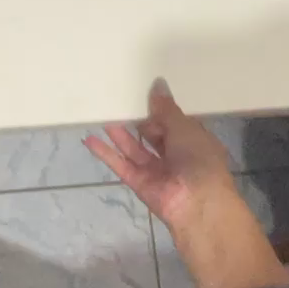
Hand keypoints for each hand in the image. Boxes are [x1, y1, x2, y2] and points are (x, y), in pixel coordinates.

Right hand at [85, 78, 235, 232]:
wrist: (197, 203)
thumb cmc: (199, 160)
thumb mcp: (184, 128)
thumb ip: (166, 109)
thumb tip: (157, 84)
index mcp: (193, 141)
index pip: (173, 122)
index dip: (159, 109)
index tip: (142, 92)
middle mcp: (174, 155)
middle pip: (152, 135)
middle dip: (137, 120)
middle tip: (118, 100)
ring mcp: (155, 170)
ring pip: (133, 148)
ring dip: (118, 134)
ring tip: (100, 114)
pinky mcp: (138, 182)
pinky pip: (120, 164)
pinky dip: (105, 153)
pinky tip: (89, 140)